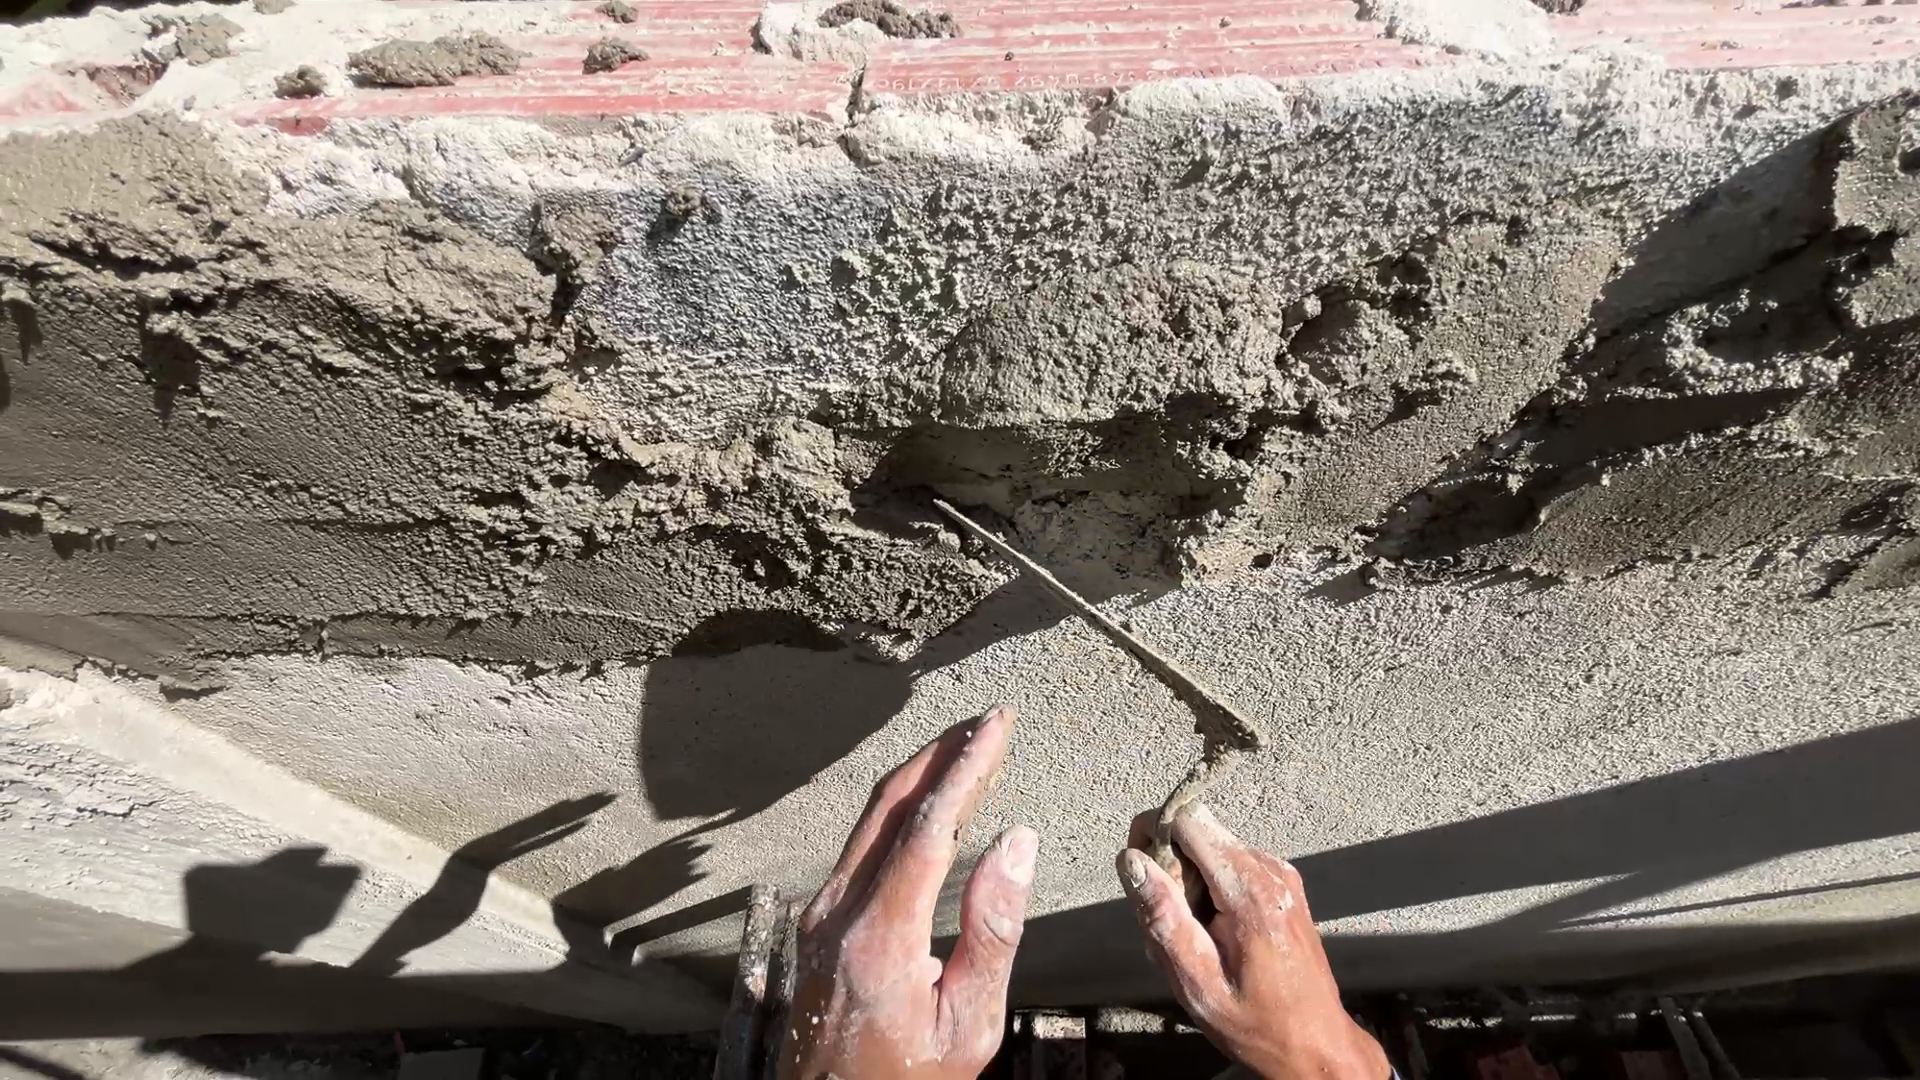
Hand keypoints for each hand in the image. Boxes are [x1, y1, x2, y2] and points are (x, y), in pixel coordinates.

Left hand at [782, 706, 1037, 1078]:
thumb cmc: (907, 1079)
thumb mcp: (969, 1025)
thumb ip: (992, 930)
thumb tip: (1017, 841)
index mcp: (880, 936)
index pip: (929, 826)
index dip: (967, 768)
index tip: (998, 728)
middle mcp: (840, 908)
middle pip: (893, 802)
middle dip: (943, 750)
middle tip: (988, 721)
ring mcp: (823, 907)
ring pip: (873, 813)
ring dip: (922, 770)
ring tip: (968, 743)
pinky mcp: (822, 912)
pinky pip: (865, 837)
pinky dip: (904, 803)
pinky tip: (933, 795)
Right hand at [1117, 805, 1387, 1079]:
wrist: (1320, 1046)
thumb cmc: (1257, 1024)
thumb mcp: (1197, 982)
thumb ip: (1163, 917)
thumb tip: (1130, 859)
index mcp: (1248, 889)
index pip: (1187, 819)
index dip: (1153, 834)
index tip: (1145, 877)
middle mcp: (1268, 867)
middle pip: (1196, 829)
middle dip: (1168, 864)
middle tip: (1168, 919)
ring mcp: (1279, 870)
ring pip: (1209, 843)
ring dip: (1187, 876)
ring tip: (1192, 931)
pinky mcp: (1281, 879)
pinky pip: (1227, 858)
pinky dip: (1208, 883)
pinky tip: (1213, 928)